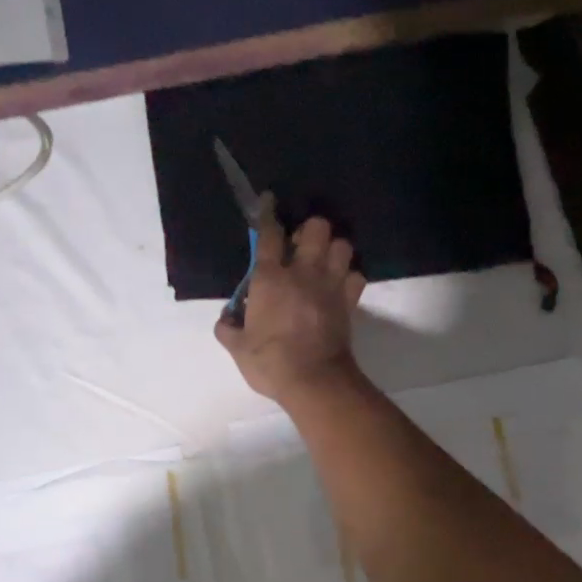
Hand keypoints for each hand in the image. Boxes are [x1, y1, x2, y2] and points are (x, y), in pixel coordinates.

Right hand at [215, 193, 367, 403]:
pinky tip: (339, 286)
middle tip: (300, 247)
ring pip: (342, 245)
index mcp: (270, 278)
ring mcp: (330, 284)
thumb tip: (226, 319)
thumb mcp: (237, 347)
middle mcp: (302, 272)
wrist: (313, 380)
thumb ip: (228, 328)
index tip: (268, 202)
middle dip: (309, 231)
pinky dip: (349, 277)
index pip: (268, 234)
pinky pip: (356, 276)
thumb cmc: (270, 361)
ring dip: (333, 249)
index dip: (267, 214)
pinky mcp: (349, 301)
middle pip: (316, 228)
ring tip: (323, 262)